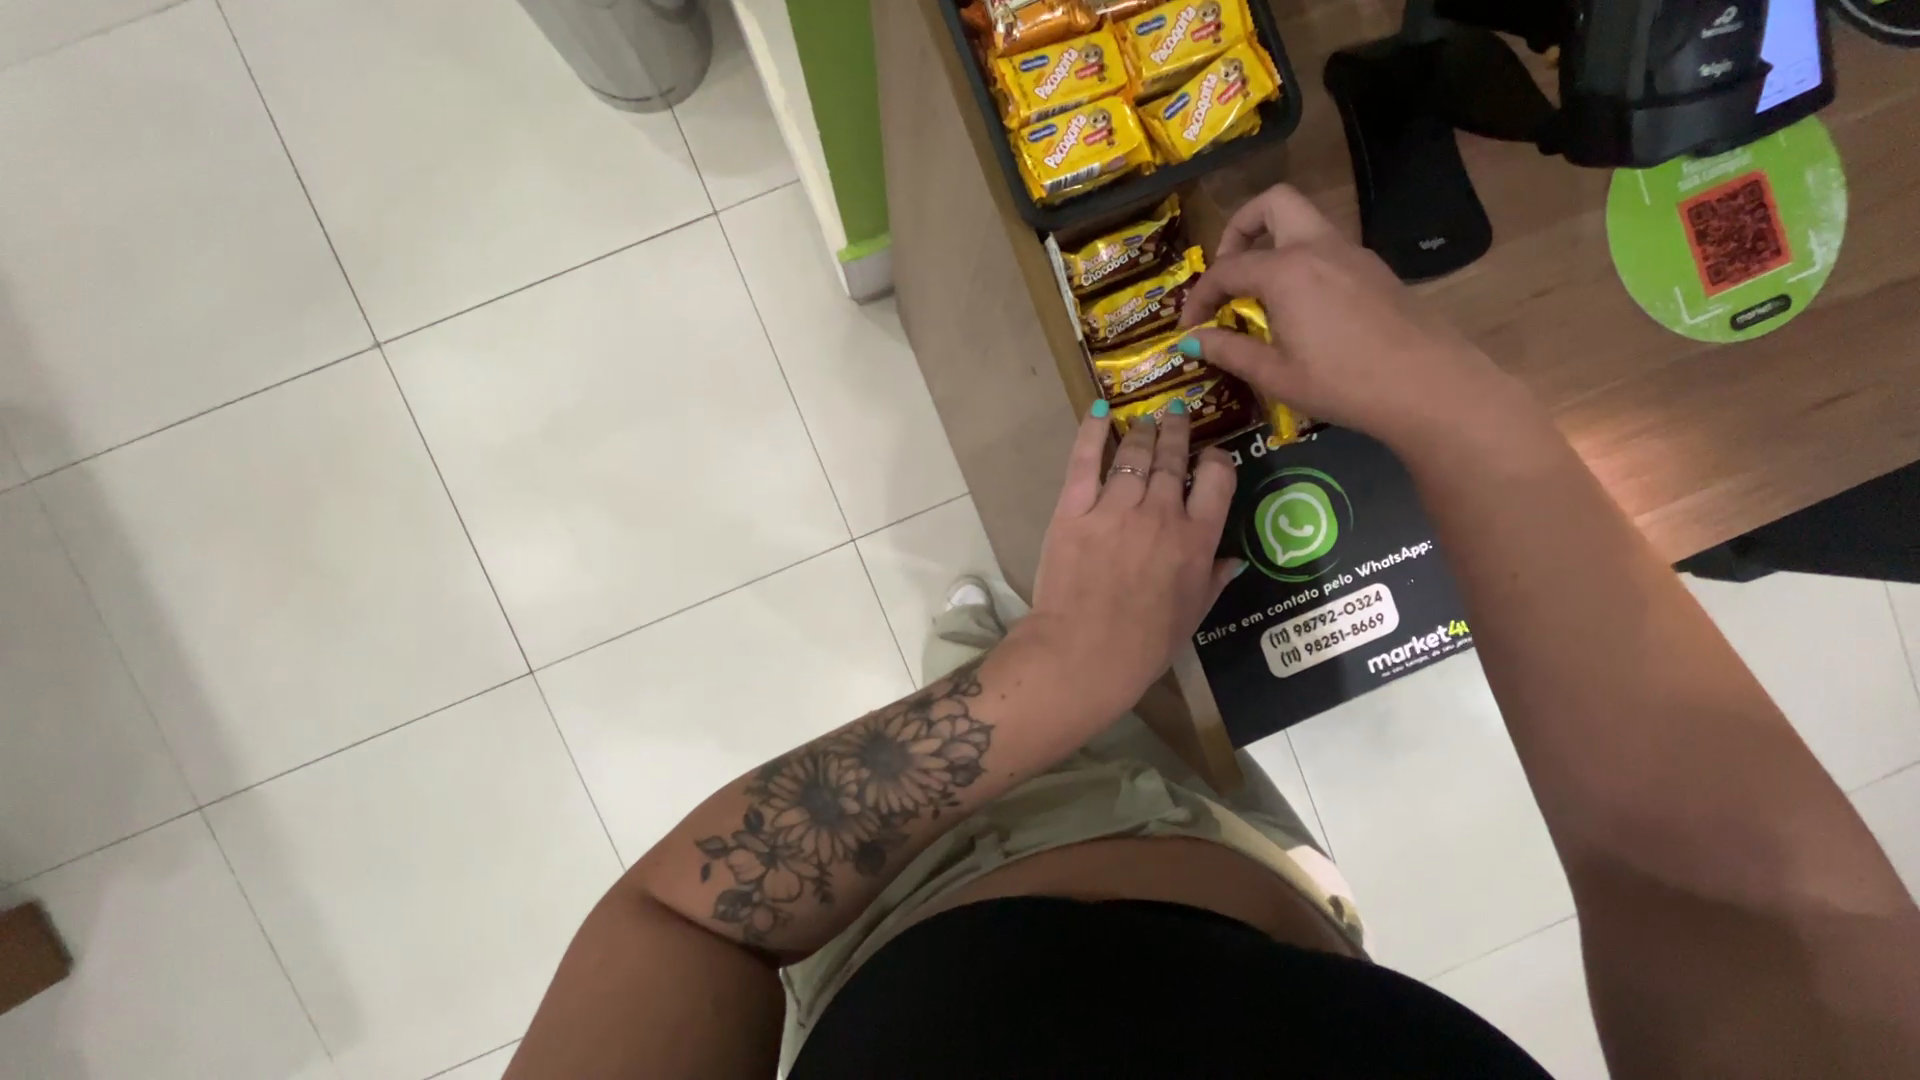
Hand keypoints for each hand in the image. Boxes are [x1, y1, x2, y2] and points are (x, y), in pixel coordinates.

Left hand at [1008, 402, 1240, 717]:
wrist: (1084, 652)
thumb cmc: (1144, 643)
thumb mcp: (1193, 615)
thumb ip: (1214, 580)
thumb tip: (1233, 559)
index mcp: (1196, 540)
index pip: (1217, 481)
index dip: (1216, 461)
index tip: (1211, 455)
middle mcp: (1161, 514)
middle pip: (1173, 459)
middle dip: (1177, 431)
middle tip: (1176, 413)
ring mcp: (1115, 508)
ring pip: (1134, 456)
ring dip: (1143, 431)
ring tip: (1146, 418)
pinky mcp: (1073, 510)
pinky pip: (1085, 462)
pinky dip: (1092, 433)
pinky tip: (1099, 413)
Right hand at [1177, 184, 1540, 452]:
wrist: (1428, 386)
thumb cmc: (1342, 383)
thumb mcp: (1275, 374)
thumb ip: (1229, 350)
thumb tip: (1191, 340)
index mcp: (1286, 270)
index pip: (1226, 269)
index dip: (1199, 296)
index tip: (1188, 327)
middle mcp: (1318, 247)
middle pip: (1272, 204)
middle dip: (1240, 229)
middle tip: (1228, 273)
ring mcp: (1352, 254)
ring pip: (1303, 224)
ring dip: (1272, 246)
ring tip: (1258, 297)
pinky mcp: (1373, 270)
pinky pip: (1326, 249)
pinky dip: (1300, 264)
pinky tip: (1299, 310)